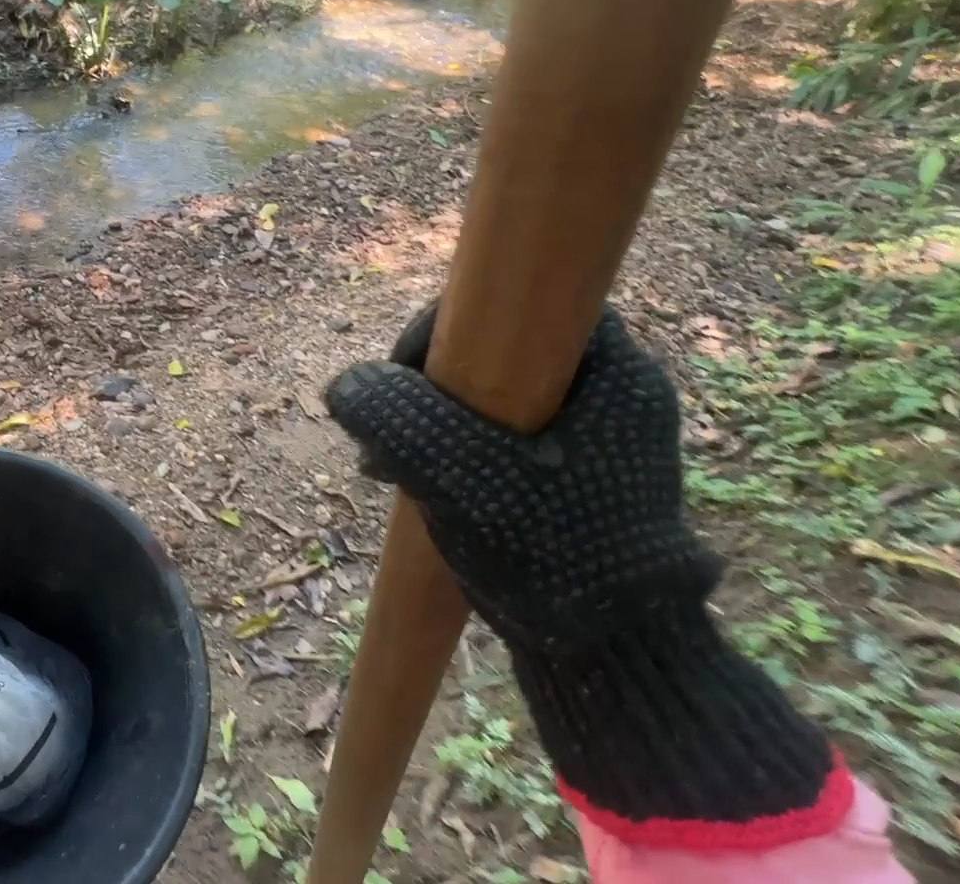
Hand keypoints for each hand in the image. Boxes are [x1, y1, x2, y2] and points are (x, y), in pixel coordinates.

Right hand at [323, 304, 842, 840]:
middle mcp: (614, 394)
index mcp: (611, 372)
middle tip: (389, 436)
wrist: (613, 654)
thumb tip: (345, 385)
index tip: (404, 378)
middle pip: (495, 353)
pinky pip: (500, 439)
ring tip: (389, 469)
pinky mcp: (580, 479)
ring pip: (490, 399)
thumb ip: (395, 417)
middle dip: (425, 389)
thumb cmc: (548, 552)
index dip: (446, 327)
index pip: (518, 306)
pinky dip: (455, 454)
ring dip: (430, 426)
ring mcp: (599, 439)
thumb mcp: (455, 474)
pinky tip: (418, 487)